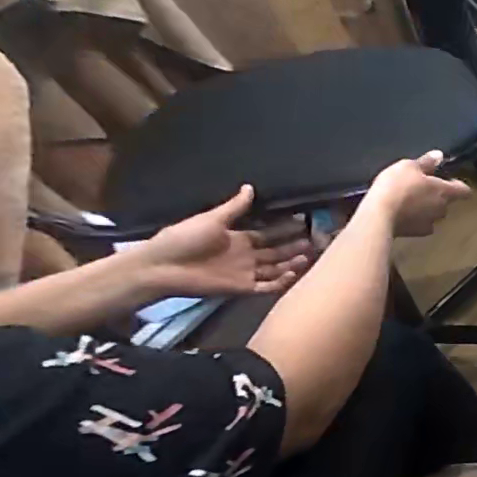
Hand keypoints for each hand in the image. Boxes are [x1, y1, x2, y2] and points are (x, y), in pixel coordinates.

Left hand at [136, 185, 312, 297]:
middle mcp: (246, 256)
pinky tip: (293, 274)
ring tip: (308, 255)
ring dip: (292, 263)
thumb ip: (234, 207)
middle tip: (314, 240)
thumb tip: (250, 187)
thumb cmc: (183, 239)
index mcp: (238, 239)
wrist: (162, 267)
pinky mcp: (243, 288)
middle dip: (294, 246)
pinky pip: (268, 286)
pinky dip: (282, 282)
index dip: (284, 229)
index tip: (303, 221)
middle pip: (277, 252)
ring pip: (277, 268)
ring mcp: (246, 273)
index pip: (268, 234)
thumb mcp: (210, 219)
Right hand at [366, 150, 471, 236]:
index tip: (449, 180)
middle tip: (420, 187)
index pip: (464, 191)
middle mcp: (443, 209)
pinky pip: (422, 224)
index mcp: (445, 191)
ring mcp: (432, 222)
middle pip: (447, 202)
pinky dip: (415, 219)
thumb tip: (439, 156)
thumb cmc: (397, 186)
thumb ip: (426, 162)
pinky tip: (402, 214)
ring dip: (426, 207)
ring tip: (408, 200)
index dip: (459, 185)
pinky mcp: (419, 233)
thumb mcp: (408, 166)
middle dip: (437, 195)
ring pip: (434, 213)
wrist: (379, 214)